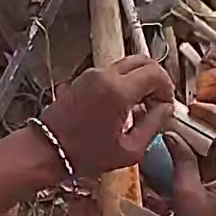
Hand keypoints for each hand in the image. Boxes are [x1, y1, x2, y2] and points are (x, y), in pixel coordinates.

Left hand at [39, 54, 174, 175]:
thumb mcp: (130, 150)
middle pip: (144, 61)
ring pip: (128, 63)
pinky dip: (125, 81)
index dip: (167, 87)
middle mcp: (106, 75)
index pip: (155, 74)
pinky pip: (113, 71)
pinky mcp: (84, 77)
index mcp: (118, 91)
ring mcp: (93, 73)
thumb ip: (154, 125)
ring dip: (141, 79)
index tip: (166, 104)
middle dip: (157, 78)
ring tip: (141, 105)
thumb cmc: (85, 154)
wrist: (48, 148)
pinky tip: (124, 104)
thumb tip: (166, 109)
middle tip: (158, 100)